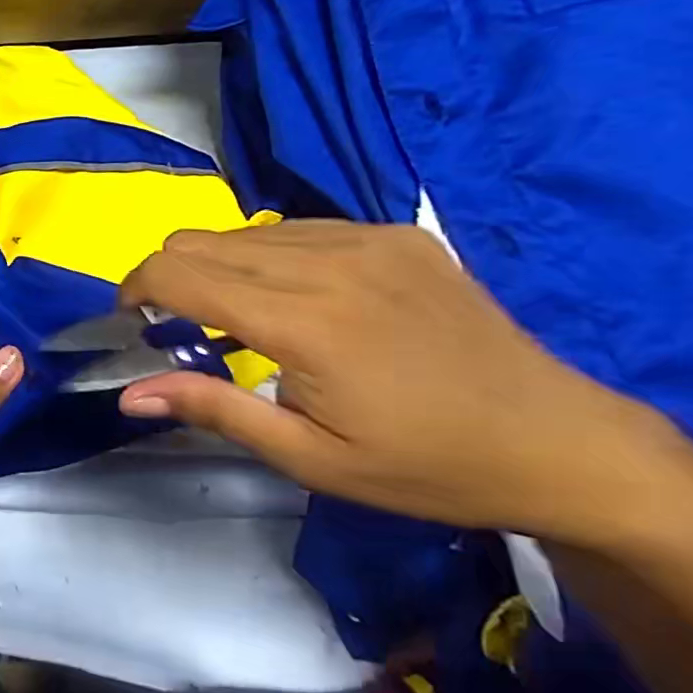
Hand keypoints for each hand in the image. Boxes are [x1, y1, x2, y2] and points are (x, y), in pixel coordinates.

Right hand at [115, 220, 692, 546]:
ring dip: (217, 268)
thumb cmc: (425, 464)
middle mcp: (327, 262)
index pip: (176, 273)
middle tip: (187, 328)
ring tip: (248, 316)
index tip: (135, 321)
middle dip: (168, 279)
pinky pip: (291, 228)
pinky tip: (302, 298)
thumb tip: (128, 394)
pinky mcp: (392, 231)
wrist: (563, 443)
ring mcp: (364, 238)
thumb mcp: (311, 459)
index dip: (135, 289)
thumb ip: (212, 410)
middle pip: (195, 241)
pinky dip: (267, 257)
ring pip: (238, 231)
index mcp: (304, 322)